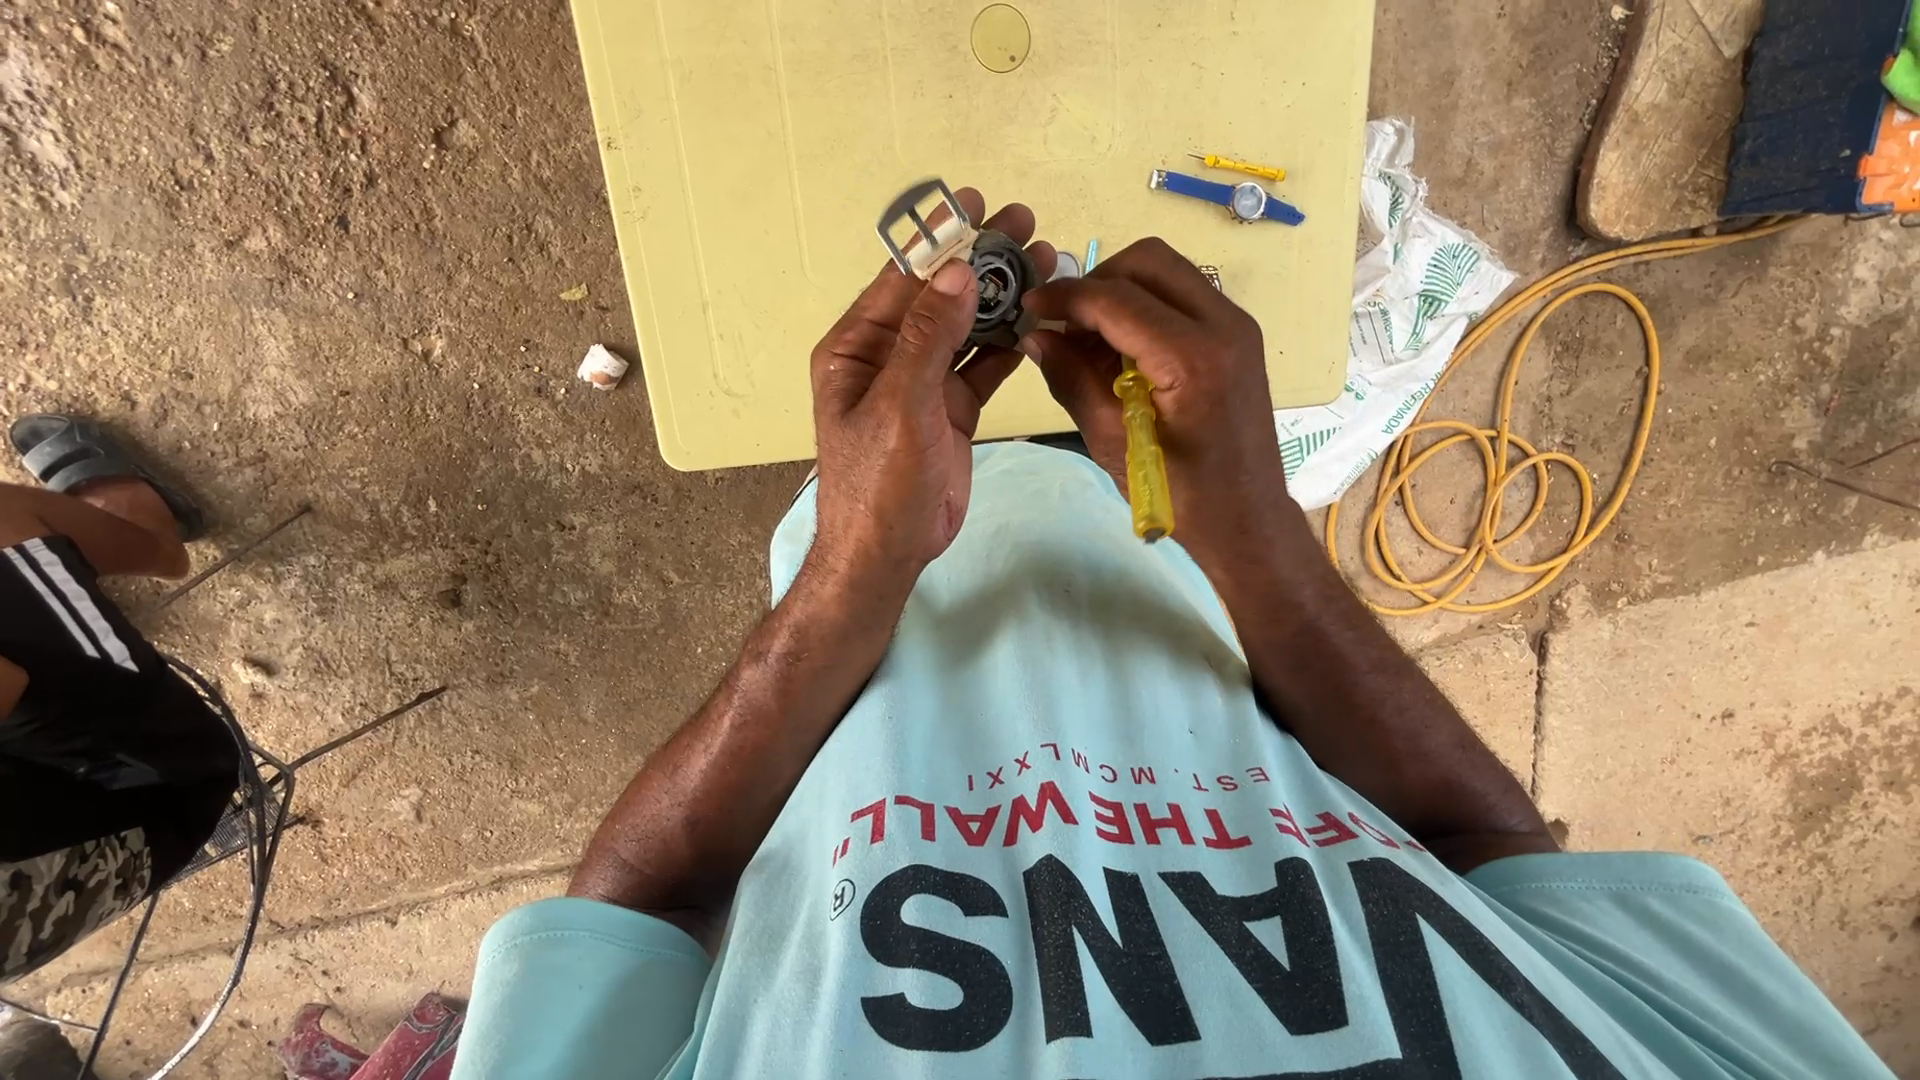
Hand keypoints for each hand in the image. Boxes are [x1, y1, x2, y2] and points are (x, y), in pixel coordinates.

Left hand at [808, 188, 1054, 592]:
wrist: (889, 551)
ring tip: (1047, 263)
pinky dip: (1007, 343)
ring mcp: (922, 383)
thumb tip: (959, 269)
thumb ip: (929, 337)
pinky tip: (1037, 319)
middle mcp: (889, 357)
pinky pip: (981, 364)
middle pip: (940, 296)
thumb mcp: (900, 405)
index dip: (940, 240)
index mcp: (858, 348)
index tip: (977, 203)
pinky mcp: (950, 409)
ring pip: (966, 328)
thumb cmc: (880, 482)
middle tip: (1027, 225)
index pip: (901, 279)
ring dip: (1002, 299)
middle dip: (981, 261)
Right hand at [1023, 237, 1303, 575]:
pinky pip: (1181, 295)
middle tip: (1064, 325)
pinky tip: (1120, 350)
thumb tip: (1035, 337)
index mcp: (1193, 359)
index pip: (1116, 299)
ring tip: (1088, 341)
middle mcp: (1224, 325)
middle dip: (1095, 284)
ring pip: (1166, 272)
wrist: (1246, 518)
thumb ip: (1072, 381)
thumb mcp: (1114, 444)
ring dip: (1119, 293)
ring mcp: (1236, 326)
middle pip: (1147, 262)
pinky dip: (1143, 307)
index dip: (1065, 297)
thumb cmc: (1180, 497)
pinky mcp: (1236, 335)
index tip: (1030, 307)